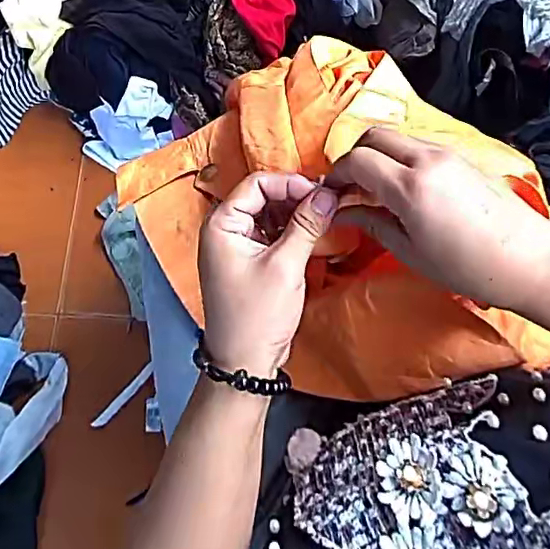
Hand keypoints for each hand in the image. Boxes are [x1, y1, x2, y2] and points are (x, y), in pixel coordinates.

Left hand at [198, 173, 340, 376]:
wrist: (244, 365)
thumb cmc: (257, 317)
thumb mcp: (286, 266)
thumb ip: (307, 225)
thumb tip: (328, 194)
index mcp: (221, 225)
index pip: (256, 184)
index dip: (289, 183)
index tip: (319, 193)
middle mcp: (224, 229)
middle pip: (263, 195)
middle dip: (295, 196)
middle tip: (326, 203)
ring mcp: (236, 244)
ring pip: (270, 212)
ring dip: (296, 211)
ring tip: (323, 216)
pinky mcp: (250, 258)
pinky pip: (272, 230)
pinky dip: (292, 228)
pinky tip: (313, 231)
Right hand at [325, 129, 549, 311]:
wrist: (528, 258)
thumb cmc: (470, 266)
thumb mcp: (411, 252)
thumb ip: (373, 223)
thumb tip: (346, 212)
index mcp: (410, 186)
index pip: (357, 159)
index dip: (336, 173)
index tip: (331, 192)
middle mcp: (426, 159)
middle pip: (373, 135)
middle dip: (354, 155)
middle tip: (349, 186)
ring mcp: (447, 154)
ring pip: (397, 138)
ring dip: (378, 154)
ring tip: (376, 188)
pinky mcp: (461, 157)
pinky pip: (418, 145)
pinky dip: (400, 157)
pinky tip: (404, 187)